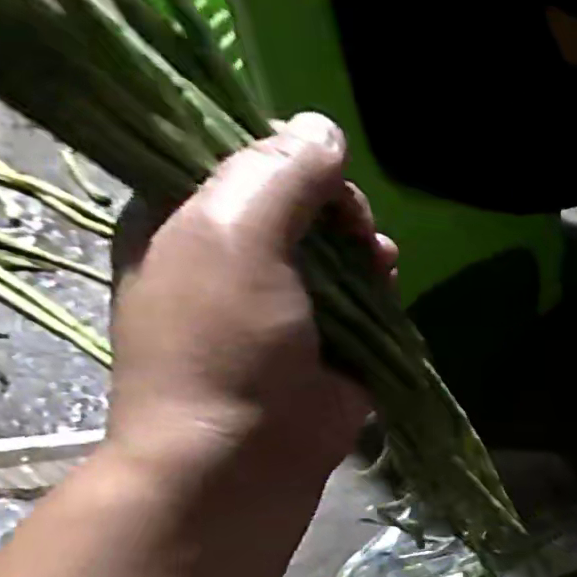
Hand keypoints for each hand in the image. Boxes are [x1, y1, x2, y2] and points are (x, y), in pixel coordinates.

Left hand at [105, 112, 393, 491]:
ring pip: (338, 250)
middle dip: (336, 206)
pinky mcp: (335, 338)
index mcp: (184, 221)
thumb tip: (326, 128)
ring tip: (381, 259)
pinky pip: (366, 296)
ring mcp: (289, 301)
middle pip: (300, 205)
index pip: (241, 162)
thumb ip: (278, 178)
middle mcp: (235, 256)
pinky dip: (382, 285)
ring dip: (364, 246)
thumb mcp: (235, 240)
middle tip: (355, 227)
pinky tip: (391, 283)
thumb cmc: (224, 340)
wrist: (249, 447)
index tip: (323, 179)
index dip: (289, 161)